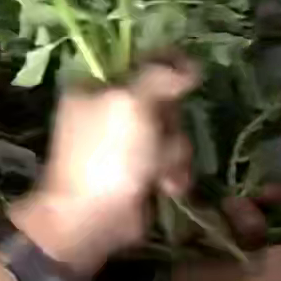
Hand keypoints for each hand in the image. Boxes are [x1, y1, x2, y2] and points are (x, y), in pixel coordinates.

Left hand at [11, 60, 201, 276]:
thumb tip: (186, 65)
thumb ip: (157, 76)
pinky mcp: (139, 169)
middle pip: (162, 100)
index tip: (188, 76)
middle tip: (157, 140)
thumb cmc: (106, 154)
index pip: (138, 63)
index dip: (166, 68)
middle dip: (169, 124)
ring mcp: (123, 141)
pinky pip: (170, 159)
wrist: (92, 217)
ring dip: (172, 154)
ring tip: (158, 174)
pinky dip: (171, 174)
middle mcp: (107, 110)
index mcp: (93, 87)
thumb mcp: (130, 103)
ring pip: (172, 132)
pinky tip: (166, 188)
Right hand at [167, 172, 280, 280]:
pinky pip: (176, 230)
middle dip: (237, 203)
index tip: (263, 190)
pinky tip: (174, 203)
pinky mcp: (178, 264)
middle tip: (232, 210)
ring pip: (206, 217)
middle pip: (238, 209)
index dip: (274, 194)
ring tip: (204, 209)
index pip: (277, 210)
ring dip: (204, 208)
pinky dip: (175, 216)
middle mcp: (250, 254)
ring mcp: (213, 260)